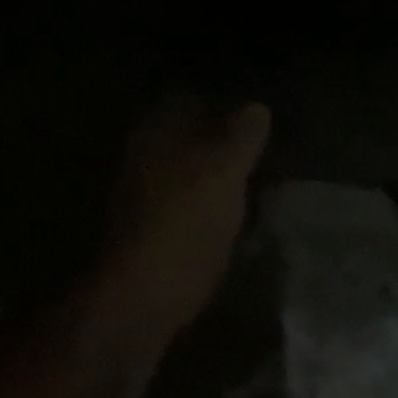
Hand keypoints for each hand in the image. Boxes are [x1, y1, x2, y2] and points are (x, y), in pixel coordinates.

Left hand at [92, 97, 271, 334]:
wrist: (138, 294)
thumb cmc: (184, 220)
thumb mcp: (224, 168)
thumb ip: (241, 135)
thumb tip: (255, 108)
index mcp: (152, 131)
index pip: (188, 103)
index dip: (223, 114)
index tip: (256, 133)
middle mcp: (137, 157)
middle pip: (185, 145)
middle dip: (221, 156)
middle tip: (262, 173)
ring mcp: (135, 199)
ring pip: (184, 183)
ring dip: (215, 192)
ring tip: (255, 207)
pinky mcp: (141, 238)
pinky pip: (181, 218)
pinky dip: (205, 223)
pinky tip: (232, 237)